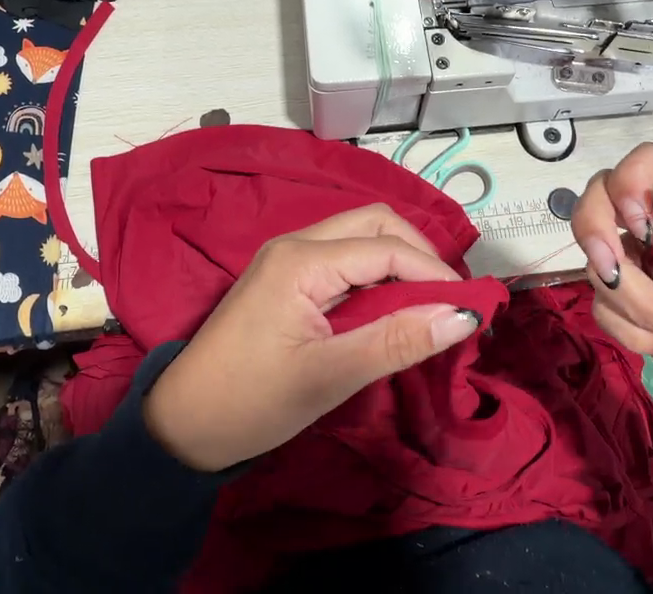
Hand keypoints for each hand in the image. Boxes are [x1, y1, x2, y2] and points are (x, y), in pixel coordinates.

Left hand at [142, 205, 482, 470]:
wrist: (181, 427)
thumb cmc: (251, 403)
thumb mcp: (330, 375)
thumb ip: (397, 341)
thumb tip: (463, 317)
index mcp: (301, 260)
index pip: (386, 248)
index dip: (433, 273)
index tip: (470, 308)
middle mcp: (296, 245)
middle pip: (375, 225)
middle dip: (419, 255)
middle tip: (449, 300)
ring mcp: (289, 259)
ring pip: (361, 239)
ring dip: (399, 264)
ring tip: (429, 306)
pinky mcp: (287, 278)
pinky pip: (345, 261)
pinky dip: (377, 278)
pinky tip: (392, 310)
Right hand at [572, 144, 652, 407]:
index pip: (650, 162)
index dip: (629, 181)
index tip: (637, 222)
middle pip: (600, 199)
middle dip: (599, 238)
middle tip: (614, 272)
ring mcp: (639, 263)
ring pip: (598, 262)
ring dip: (638, 307)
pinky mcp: (623, 302)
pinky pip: (601, 305)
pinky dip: (634, 335)